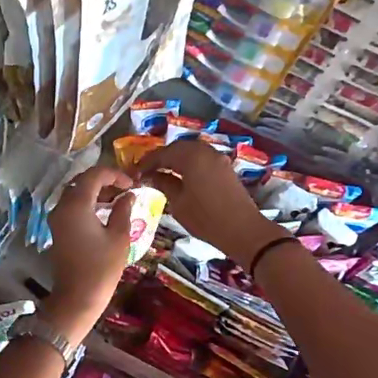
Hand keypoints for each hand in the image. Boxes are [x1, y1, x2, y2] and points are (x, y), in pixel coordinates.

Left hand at [41, 165, 135, 339]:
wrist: (77, 297)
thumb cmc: (101, 268)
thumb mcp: (119, 237)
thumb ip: (123, 210)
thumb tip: (128, 195)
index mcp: (76, 204)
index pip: (94, 175)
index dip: (115, 174)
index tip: (132, 183)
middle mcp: (61, 206)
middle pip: (81, 182)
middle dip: (104, 180)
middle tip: (125, 188)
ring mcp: (56, 218)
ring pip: (75, 194)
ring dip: (95, 192)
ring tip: (118, 200)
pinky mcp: (57, 230)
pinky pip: (71, 207)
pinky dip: (87, 204)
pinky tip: (104, 212)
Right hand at [135, 139, 280, 264]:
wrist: (242, 229)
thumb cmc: (205, 217)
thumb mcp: (177, 202)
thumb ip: (163, 184)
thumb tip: (151, 176)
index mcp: (190, 157)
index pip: (162, 154)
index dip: (147, 163)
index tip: (135, 173)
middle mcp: (205, 151)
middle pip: (177, 148)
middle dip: (161, 158)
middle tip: (147, 171)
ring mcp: (218, 158)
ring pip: (191, 151)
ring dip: (175, 159)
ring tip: (162, 173)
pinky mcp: (225, 168)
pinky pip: (201, 158)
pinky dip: (188, 163)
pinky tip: (181, 176)